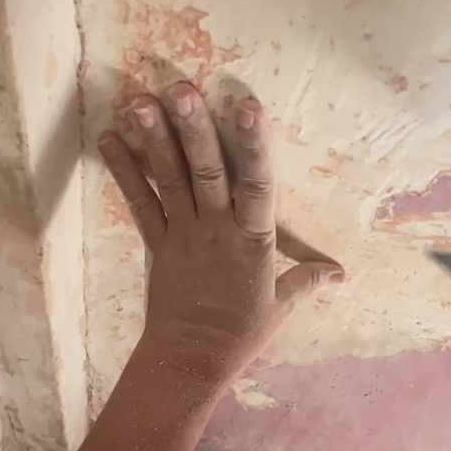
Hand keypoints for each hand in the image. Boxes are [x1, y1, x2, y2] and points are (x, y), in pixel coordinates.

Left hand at [98, 82, 343, 391]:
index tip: (249, 107)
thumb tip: (342, 273)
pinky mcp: (156, 245)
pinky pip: (139, 204)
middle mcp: (216, 230)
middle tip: (181, 89)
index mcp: (253, 242)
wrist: (189, 361)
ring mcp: (182, 235)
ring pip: (169, 181)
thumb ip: (308, 280)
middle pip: (207, 173)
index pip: (259, 187)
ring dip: (155, 140)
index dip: (255, 146)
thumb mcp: (281, 307)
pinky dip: (123, 172)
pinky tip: (108, 139)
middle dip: (195, 130)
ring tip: (139, 100)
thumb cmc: (239, 335)